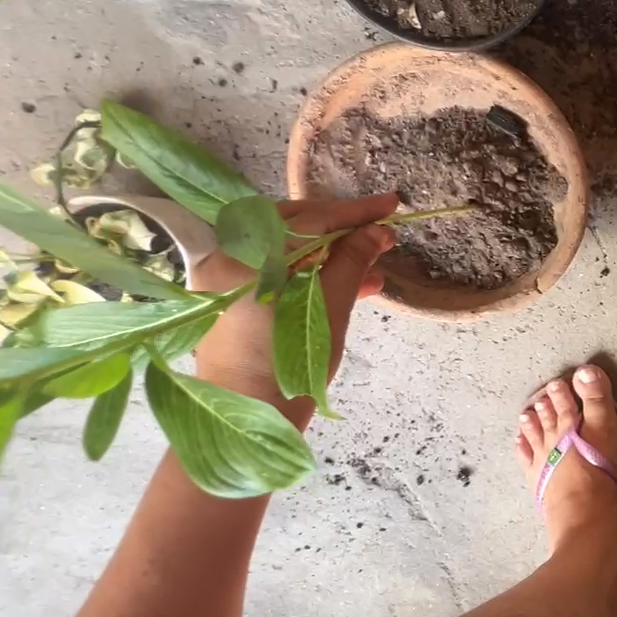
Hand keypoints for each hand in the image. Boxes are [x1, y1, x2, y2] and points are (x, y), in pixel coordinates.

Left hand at [193, 193, 398, 423]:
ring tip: (374, 259)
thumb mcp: (330, 308)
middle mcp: (225, 259)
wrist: (250, 412)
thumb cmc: (290, 365)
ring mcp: (225, 277)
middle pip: (290, 224)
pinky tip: (353, 280)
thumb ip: (352, 262)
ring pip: (287, 246)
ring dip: (332, 248)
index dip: (353, 212)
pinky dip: (314, 268)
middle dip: (340, 224)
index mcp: (244, 259)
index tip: (391, 204)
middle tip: (380, 227)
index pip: (307, 220)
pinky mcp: (233, 295)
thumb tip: (380, 230)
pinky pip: (278, 267)